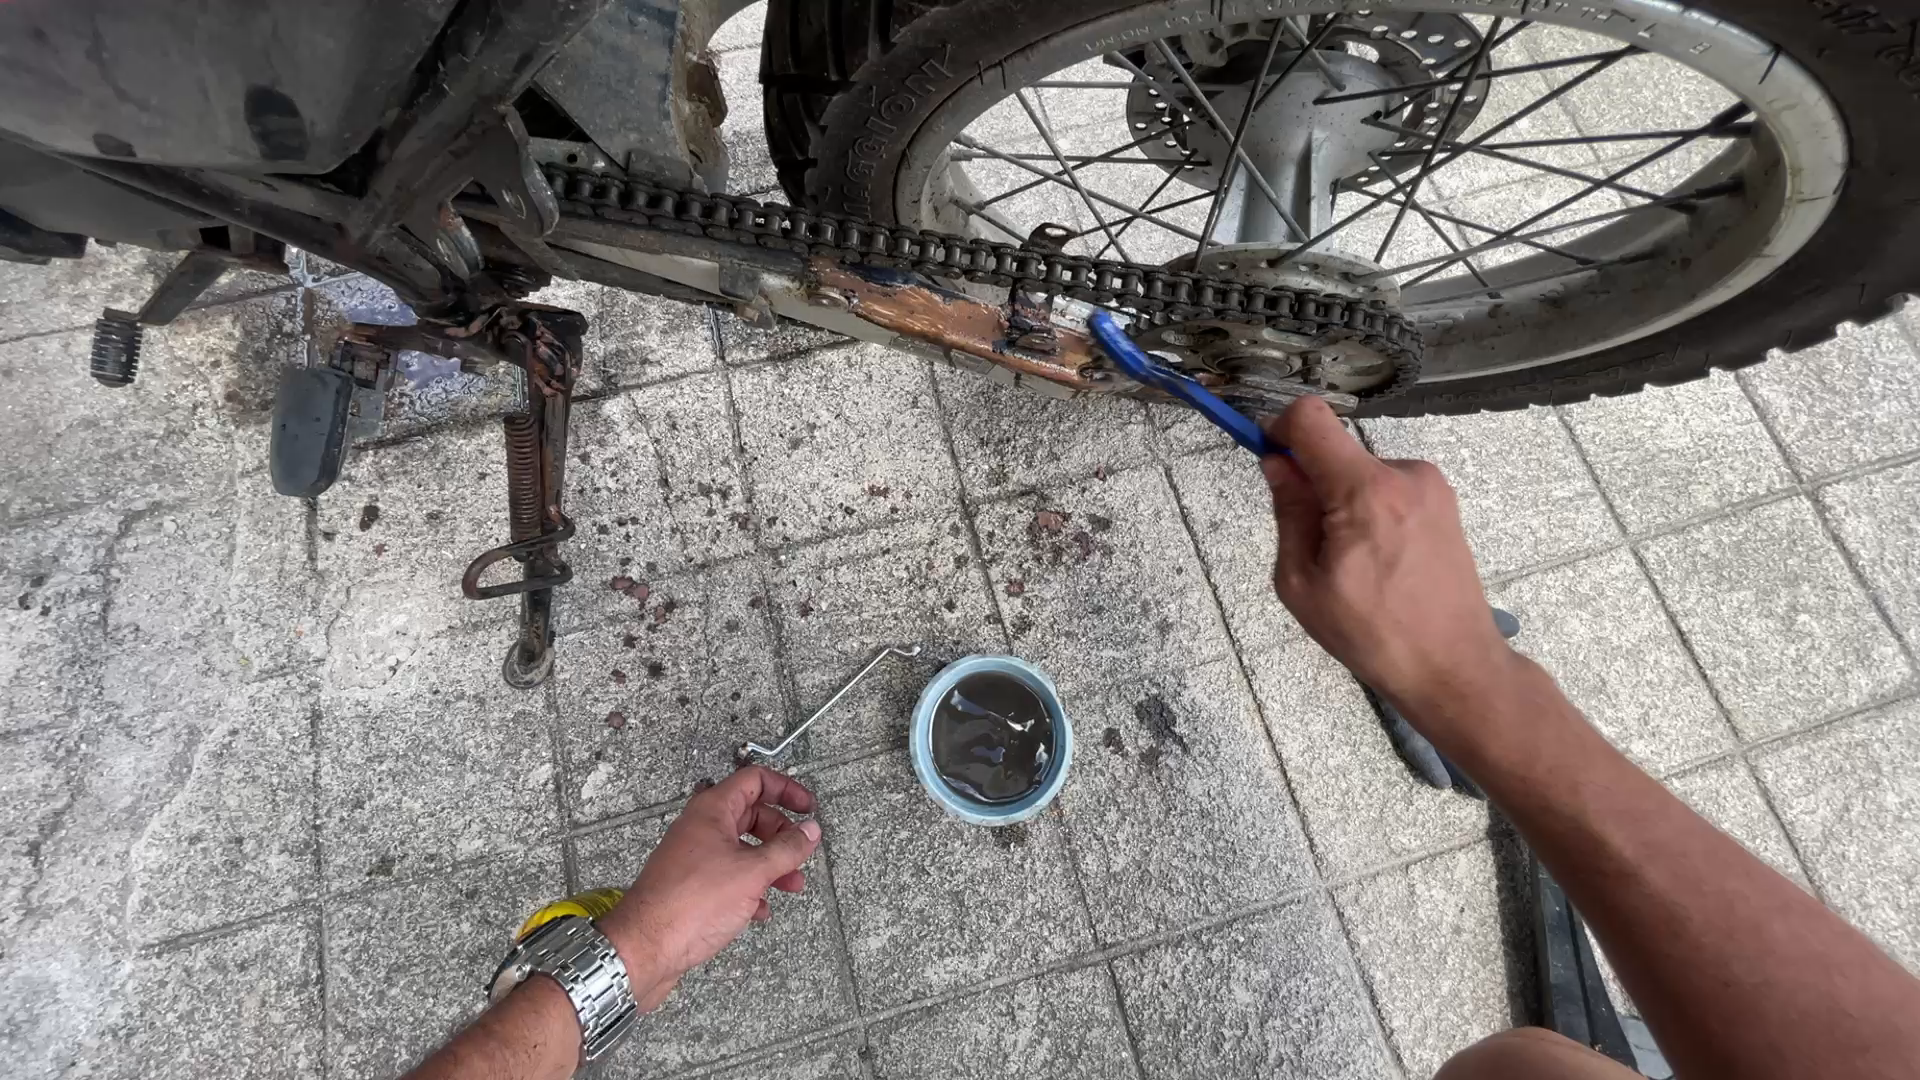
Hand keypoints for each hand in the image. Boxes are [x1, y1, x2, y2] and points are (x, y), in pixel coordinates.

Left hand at [597, 766, 820, 1010]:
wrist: (641, 951)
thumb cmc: (692, 903)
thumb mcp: (752, 873)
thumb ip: (787, 849)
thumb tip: (811, 830)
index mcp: (713, 810)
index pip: (756, 780)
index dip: (787, 789)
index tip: (808, 808)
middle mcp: (702, 827)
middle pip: (752, 815)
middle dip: (782, 833)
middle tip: (800, 851)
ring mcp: (694, 857)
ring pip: (743, 848)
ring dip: (771, 864)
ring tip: (792, 885)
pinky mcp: (690, 886)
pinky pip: (729, 875)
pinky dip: (750, 887)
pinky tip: (761, 910)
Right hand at [1260, 398, 1516, 732]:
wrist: (1453, 666)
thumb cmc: (1367, 631)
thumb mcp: (1300, 581)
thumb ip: (1289, 512)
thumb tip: (1277, 464)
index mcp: (1365, 490)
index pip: (1311, 418)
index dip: (1278, 428)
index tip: (1268, 460)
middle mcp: (1404, 473)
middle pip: (1332, 451)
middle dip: (1309, 484)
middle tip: (1310, 544)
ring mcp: (1430, 486)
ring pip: (1358, 472)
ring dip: (1339, 501)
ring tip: (1348, 561)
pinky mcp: (1443, 502)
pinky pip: (1385, 487)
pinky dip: (1365, 510)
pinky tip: (1375, 558)